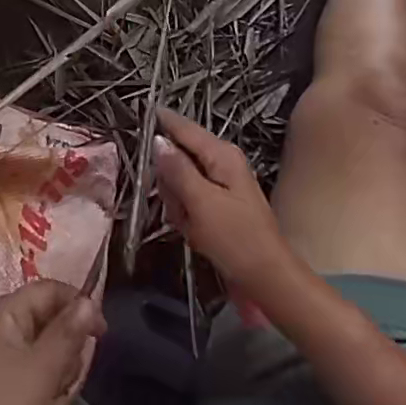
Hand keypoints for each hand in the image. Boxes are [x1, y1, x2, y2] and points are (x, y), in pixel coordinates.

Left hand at [0, 280, 104, 404]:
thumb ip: (68, 332)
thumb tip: (90, 299)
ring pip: (48, 355)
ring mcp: (0, 359)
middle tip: (63, 379)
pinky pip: (37, 379)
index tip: (102, 333)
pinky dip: (46, 395)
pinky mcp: (2, 388)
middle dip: (66, 352)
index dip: (79, 305)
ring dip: (58, 378)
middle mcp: (2, 328)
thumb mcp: (41, 369)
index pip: (51, 290)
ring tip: (50, 403)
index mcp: (5, 311)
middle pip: (51, 323)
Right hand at [152, 109, 292, 290]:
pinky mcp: (218, 204)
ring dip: (177, 202)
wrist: (268, 281)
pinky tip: (193, 231)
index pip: (183, 127)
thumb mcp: (202, 203)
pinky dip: (186, 215)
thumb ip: (177, 170)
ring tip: (188, 223)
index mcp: (221, 154)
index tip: (137, 125)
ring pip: (180, 180)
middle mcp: (221, 161)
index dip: (160, 123)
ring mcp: (220, 183)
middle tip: (177, 205)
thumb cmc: (237, 240)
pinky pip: (189, 199)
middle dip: (169, 180)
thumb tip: (157, 140)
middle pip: (178, 155)